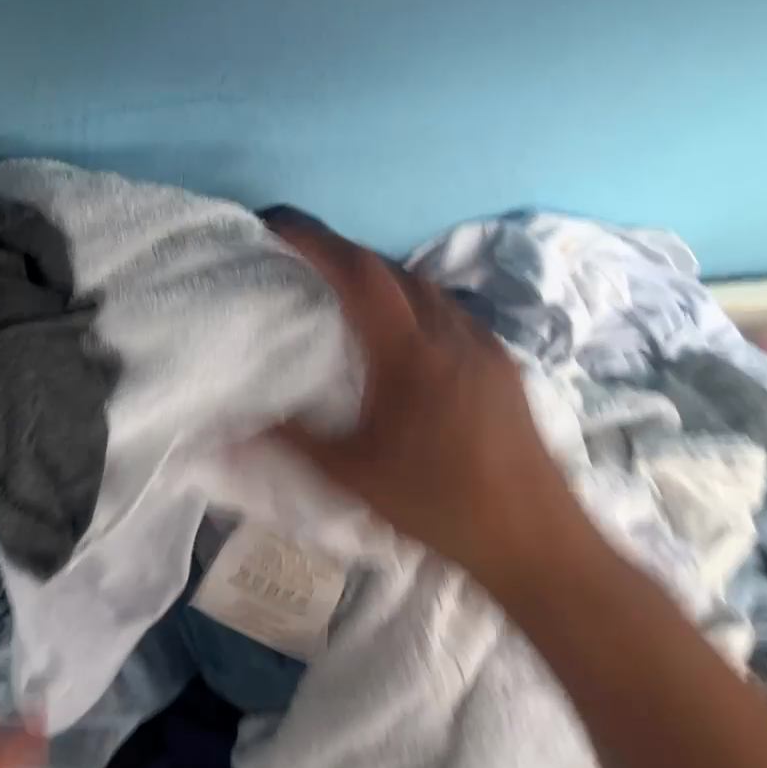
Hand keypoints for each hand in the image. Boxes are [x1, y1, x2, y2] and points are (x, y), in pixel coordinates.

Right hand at [261, 207, 603, 596]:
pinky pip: (449, 310)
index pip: (359, 273)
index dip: (316, 240)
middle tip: (300, 258)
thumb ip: (289, 439)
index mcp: (409, 354)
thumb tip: (228, 429)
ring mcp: (485, 346)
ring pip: (425, 287)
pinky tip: (400, 333)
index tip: (278, 224)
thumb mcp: (350, 474)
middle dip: (341, 254)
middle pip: (390, 270)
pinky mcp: (505, 365)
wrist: (539, 543)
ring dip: (379, 276)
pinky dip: (412, 302)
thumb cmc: (438, 504)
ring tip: (344, 291)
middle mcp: (451, 335)